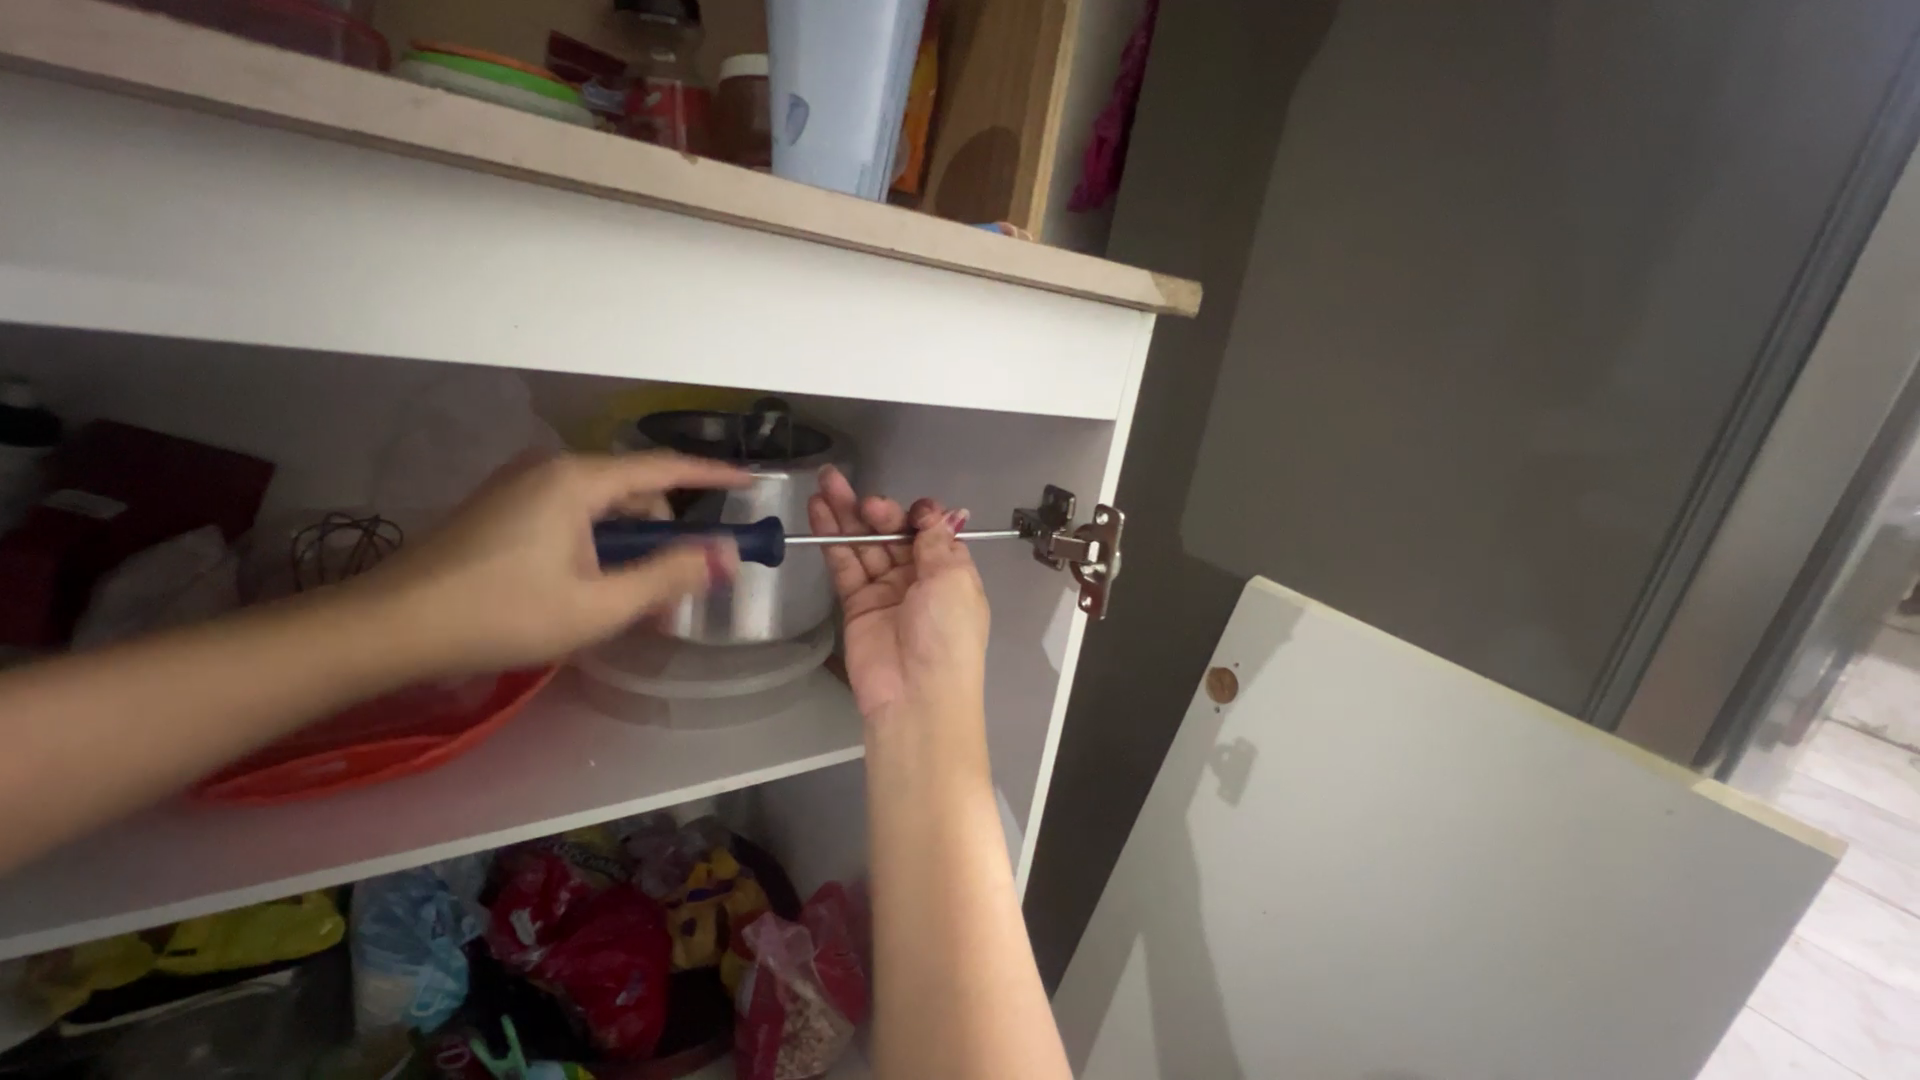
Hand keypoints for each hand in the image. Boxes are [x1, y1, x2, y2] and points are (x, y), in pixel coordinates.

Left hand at [354, 452, 748, 676]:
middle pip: (635, 489)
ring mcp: (523, 487)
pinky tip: (595, 588)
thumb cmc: (501, 614)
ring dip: (632, 547)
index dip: (715, 475)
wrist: (390, 628)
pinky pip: (574, 517)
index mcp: (577, 480)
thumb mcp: (598, 606)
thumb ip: (669, 576)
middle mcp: (551, 470)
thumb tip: (727, 555)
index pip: (665, 468)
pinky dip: (600, 546)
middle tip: (681, 587)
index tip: (753, 483)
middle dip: (667, 533)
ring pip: (604, 507)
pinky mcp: (504, 510)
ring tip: (637, 600)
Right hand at [808, 466, 989, 720]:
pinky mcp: (857, 604)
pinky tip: (819, 512)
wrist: (917, 695)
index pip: (930, 530)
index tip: (905, 508)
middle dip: (874, 509)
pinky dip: (832, 539)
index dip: (915, 514)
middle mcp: (919, 578)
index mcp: (951, 571)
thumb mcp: (954, 580)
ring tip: (825, 483)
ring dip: (846, 514)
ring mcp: (887, 591)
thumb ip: (937, 541)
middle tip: (851, 489)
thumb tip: (935, 513)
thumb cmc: (947, 634)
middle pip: (893, 533)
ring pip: (865, 544)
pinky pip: (845, 565)